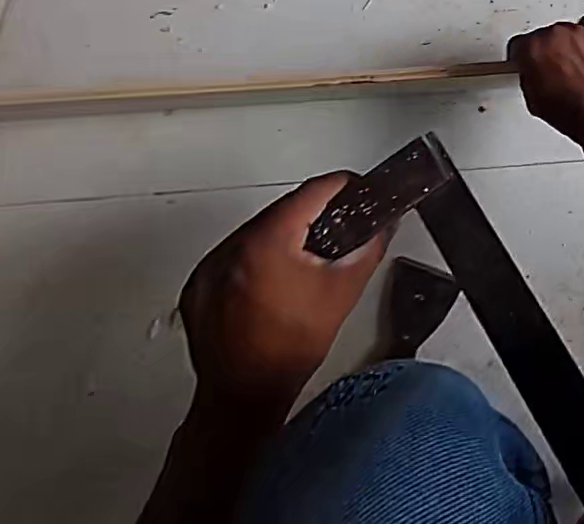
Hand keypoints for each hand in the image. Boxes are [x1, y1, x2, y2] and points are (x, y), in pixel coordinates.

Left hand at [177, 173, 390, 411]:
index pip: (311, 191)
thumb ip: (370, 247)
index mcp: (267, 242)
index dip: (341, 185)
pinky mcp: (198, 286)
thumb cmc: (287, 351)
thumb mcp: (344, 290)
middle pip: (283, 209)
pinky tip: (275, 275)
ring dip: (284, 232)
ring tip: (306, 253)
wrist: (246, 399)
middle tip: (336, 221)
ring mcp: (210, 267)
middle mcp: (232, 248)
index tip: (354, 186)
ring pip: (258, 229)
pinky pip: (234, 253)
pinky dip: (256, 255)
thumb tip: (385, 225)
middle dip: (312, 211)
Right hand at [506, 16, 583, 145]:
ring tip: (573, 66)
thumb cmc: (567, 108)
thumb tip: (532, 71)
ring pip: (563, 32)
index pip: (518, 45)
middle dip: (546, 51)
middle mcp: (550, 35)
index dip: (522, 56)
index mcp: (530, 48)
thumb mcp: (532, 98)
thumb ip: (527, 75)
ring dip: (565, 45)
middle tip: (553, 70)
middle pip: (541, 36)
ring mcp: (574, 32)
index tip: (527, 61)